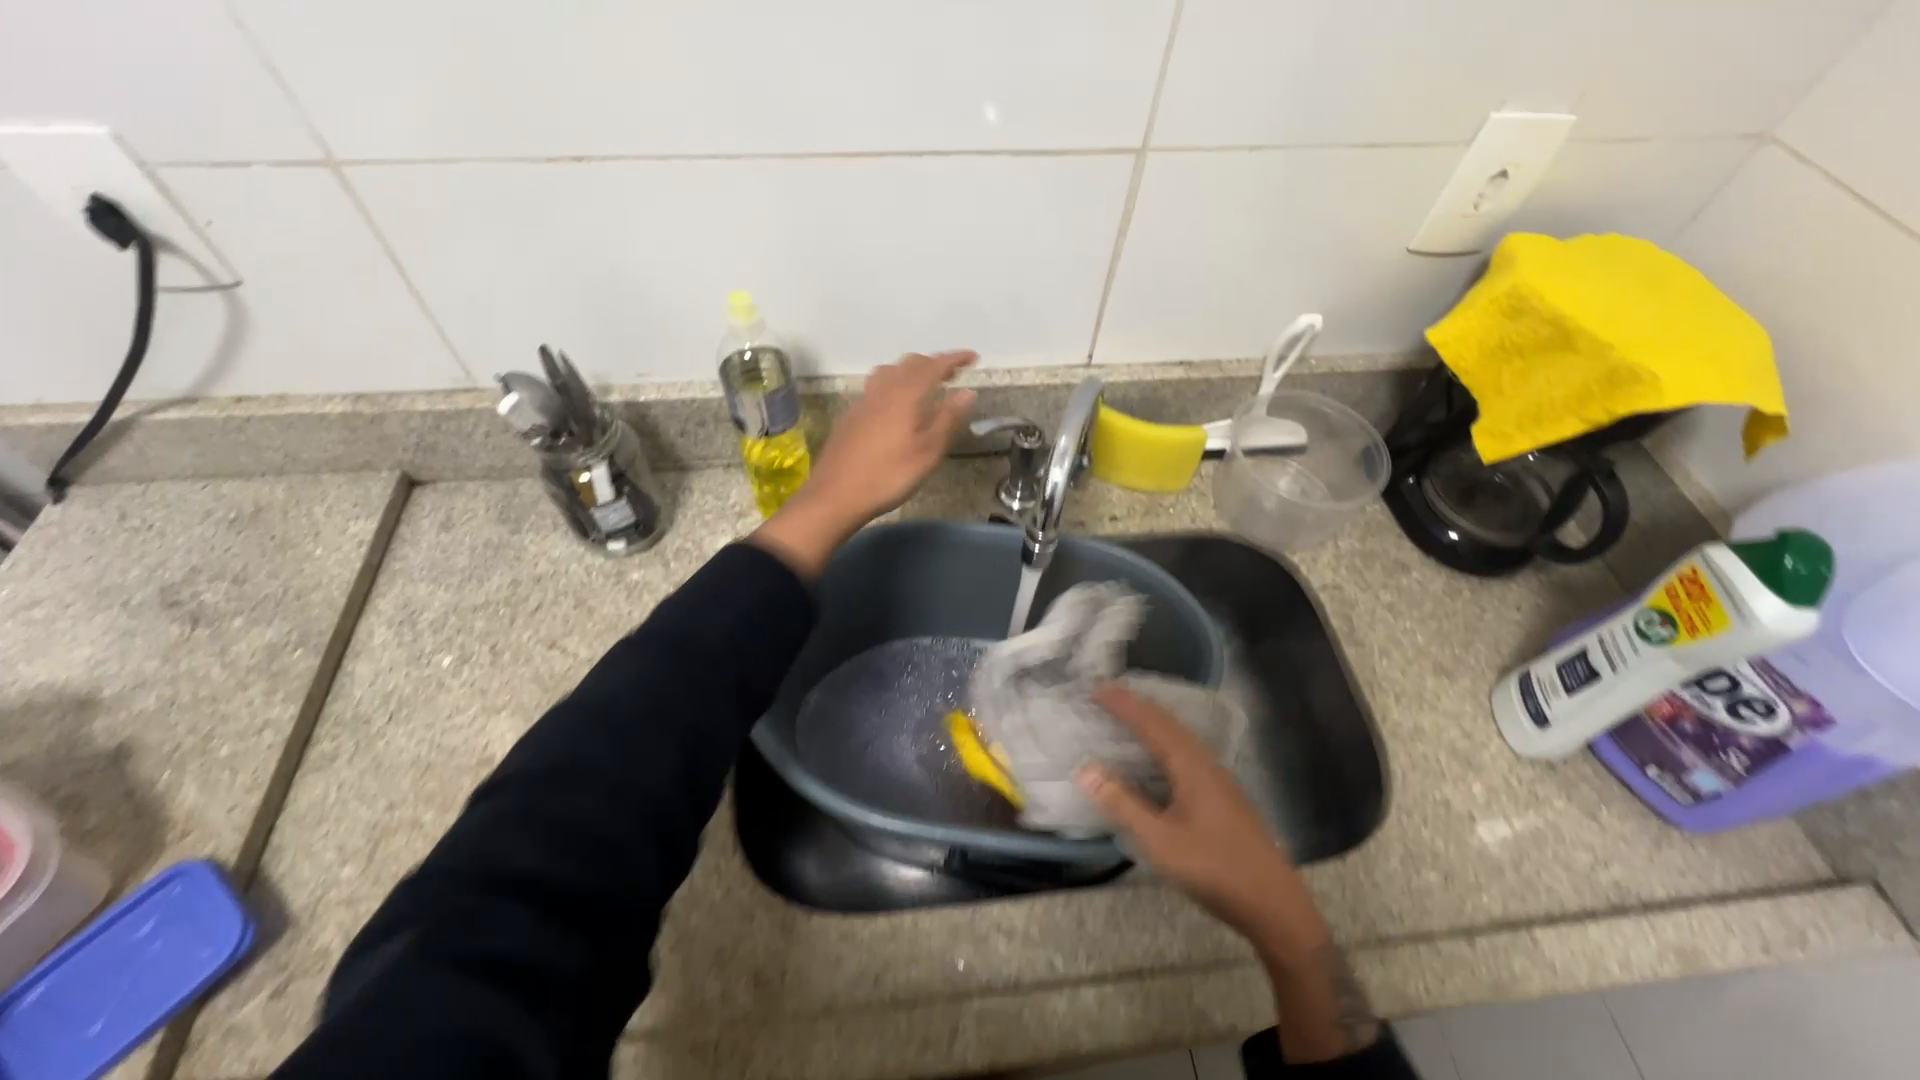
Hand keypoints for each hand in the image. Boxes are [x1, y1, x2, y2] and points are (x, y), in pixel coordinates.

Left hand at [807, 350, 976, 521]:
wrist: (837, 494)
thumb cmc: (889, 475)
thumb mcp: (928, 451)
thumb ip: (948, 418)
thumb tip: (967, 392)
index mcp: (905, 395)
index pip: (934, 366)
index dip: (954, 359)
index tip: (972, 357)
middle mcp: (883, 390)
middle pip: (910, 364)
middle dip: (933, 363)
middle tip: (952, 374)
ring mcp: (863, 402)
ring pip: (889, 372)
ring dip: (910, 371)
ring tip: (924, 384)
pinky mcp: (850, 416)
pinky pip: (875, 388)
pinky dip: (893, 385)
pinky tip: (894, 406)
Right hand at [1081, 685, 1381, 1063]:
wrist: (1273, 903)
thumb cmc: (1214, 869)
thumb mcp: (1160, 841)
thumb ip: (1123, 805)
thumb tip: (1085, 769)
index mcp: (1192, 767)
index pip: (1152, 723)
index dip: (1124, 703)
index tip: (1096, 687)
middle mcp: (1207, 765)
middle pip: (1170, 724)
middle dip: (1138, 706)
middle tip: (1106, 695)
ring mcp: (1220, 781)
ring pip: (1181, 739)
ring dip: (1153, 724)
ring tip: (1127, 718)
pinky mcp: (1224, 798)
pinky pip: (1188, 755)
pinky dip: (1164, 744)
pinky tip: (1158, 761)